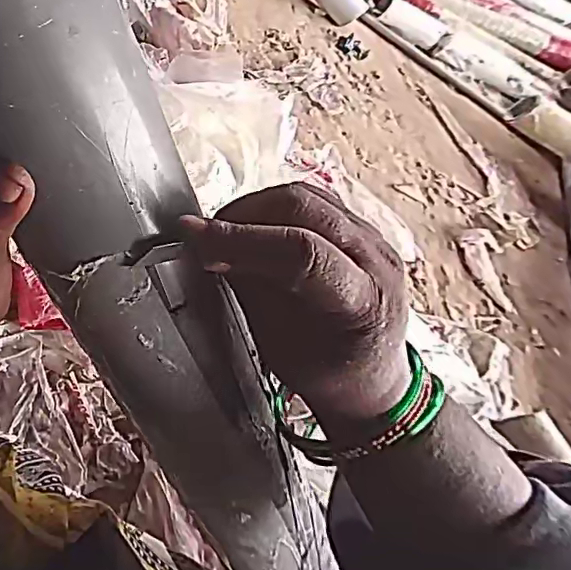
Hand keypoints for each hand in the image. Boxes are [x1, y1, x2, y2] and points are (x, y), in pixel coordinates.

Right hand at [173, 183, 409, 433]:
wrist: (369, 374)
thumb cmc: (321, 367)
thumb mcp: (274, 340)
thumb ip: (245, 288)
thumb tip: (205, 248)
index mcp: (361, 302)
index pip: (298, 251)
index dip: (238, 237)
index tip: (193, 233)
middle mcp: (377, 262)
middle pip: (301, 207)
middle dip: (241, 216)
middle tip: (209, 239)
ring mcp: (375, 240)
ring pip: (304, 195)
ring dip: (254, 207)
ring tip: (230, 235)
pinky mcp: (363, 227)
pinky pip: (312, 199)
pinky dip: (272, 207)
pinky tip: (253, 228)